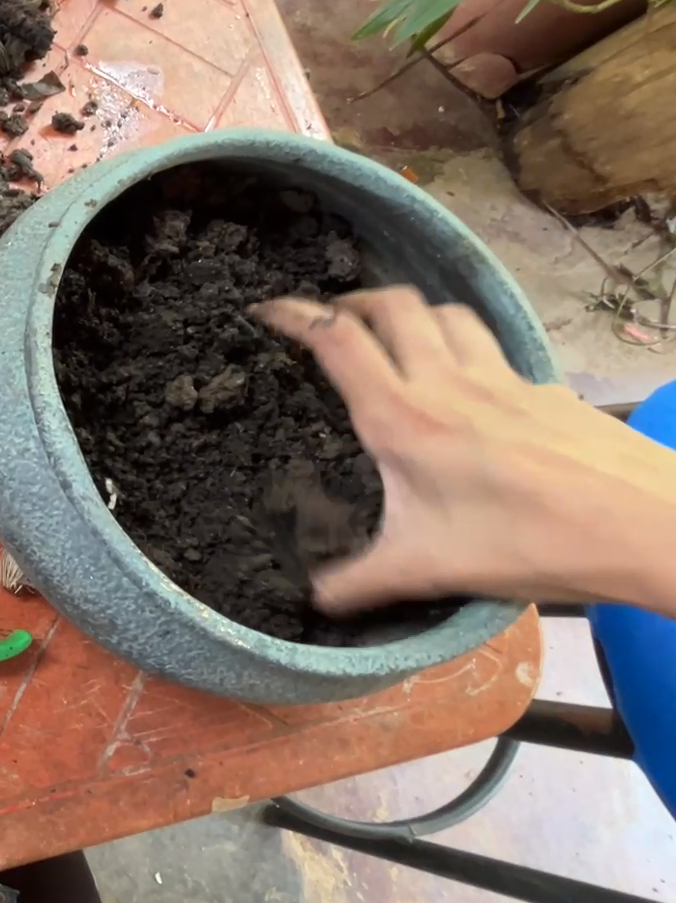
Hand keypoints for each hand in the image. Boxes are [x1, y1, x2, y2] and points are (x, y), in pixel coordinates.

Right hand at [253, 287, 675, 615]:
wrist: (669, 531)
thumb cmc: (534, 542)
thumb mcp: (426, 568)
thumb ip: (358, 582)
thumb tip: (311, 602)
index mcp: (402, 417)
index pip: (337, 341)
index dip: (296, 315)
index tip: (266, 309)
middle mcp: (447, 384)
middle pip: (394, 307)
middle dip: (352, 300)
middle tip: (327, 315)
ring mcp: (504, 381)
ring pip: (447, 314)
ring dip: (409, 312)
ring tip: (388, 332)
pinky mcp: (547, 392)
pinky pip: (492, 349)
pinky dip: (461, 347)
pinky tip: (461, 384)